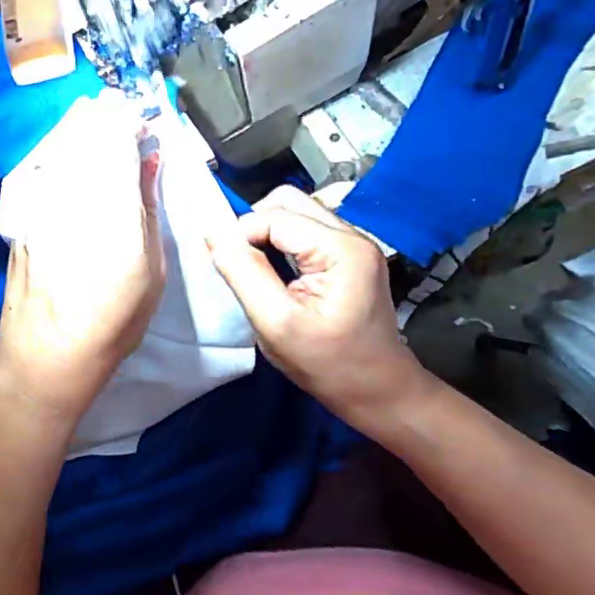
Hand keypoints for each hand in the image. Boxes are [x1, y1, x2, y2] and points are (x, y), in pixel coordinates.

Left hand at [0, 93, 166, 428]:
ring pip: (57, 144)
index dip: (130, 120)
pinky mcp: (16, 214)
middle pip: (85, 135)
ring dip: (77, 124)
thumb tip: (150, 160)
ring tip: (94, 113)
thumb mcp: (151, 270)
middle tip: (118, 104)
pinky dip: (52, 146)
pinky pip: (35, 164)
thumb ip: (148, 207)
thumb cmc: (111, 321)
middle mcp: (70, 197)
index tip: (143, 112)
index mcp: (112, 211)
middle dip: (103, 114)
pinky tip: (62, 143)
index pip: (118, 143)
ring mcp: (36, 204)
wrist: (45, 356)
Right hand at [206, 186, 432, 431]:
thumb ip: (244, 274)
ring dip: (269, 235)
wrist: (380, 392)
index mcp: (341, 248)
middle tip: (243, 266)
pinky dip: (283, 244)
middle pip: (288, 203)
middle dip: (255, 227)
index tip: (230, 270)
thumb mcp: (276, 324)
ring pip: (297, 214)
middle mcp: (352, 236)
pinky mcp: (350, 256)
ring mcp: (354, 244)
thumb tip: (214, 236)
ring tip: (259, 271)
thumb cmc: (329, 365)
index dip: (242, 236)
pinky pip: (307, 231)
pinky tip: (278, 273)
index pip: (275, 216)